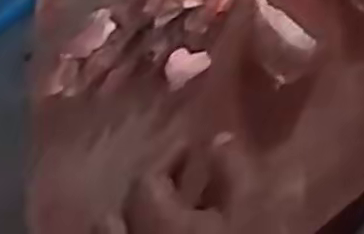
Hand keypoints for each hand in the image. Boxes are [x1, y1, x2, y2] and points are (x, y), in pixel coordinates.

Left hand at [101, 133, 273, 233]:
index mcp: (158, 224)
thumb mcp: (251, 206)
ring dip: (132, 221)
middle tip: (176, 179)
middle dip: (142, 192)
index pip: (145, 181)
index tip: (193, 145)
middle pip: (111, 217)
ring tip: (166, 211)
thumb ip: (232, 170)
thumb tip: (217, 139)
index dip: (168, 157)